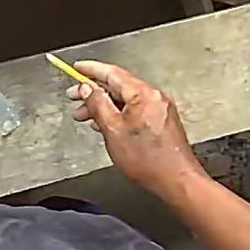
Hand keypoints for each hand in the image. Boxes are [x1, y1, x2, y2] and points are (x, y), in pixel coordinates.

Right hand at [70, 60, 206, 199]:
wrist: (176, 180)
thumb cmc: (149, 160)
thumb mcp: (112, 129)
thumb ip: (97, 104)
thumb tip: (87, 88)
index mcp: (143, 94)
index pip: (112, 73)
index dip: (91, 69)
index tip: (77, 68)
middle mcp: (154, 97)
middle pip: (118, 85)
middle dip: (93, 90)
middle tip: (74, 95)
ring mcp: (160, 108)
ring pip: (125, 98)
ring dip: (104, 104)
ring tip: (85, 114)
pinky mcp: (161, 120)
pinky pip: (135, 108)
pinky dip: (117, 112)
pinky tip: (106, 122)